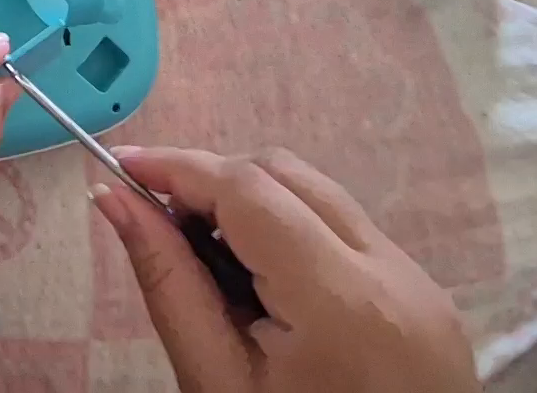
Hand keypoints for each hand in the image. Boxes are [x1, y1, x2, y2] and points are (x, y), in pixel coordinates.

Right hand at [94, 147, 478, 392]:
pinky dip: (282, 222)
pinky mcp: (425, 295)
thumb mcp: (214, 378)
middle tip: (160, 216)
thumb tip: (110, 196)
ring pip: (311, 189)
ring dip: (246, 196)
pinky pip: (338, 223)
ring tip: (206, 250)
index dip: (175, 165)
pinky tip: (256, 273)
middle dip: (210, 178)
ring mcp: (420, 283)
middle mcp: (396, 276)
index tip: (117, 165)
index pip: (245, 189)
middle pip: (280, 171)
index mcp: (344, 305)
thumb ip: (165, 276)